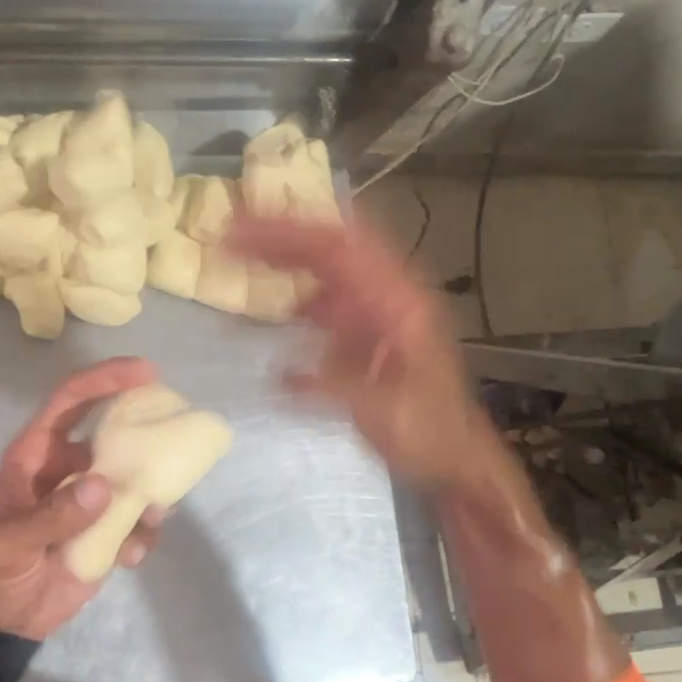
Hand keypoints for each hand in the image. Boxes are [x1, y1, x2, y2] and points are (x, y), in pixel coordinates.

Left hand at [0, 358, 164, 640]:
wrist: (1, 622)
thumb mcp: (10, 544)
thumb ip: (53, 515)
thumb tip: (103, 486)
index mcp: (35, 456)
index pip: (70, 402)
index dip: (105, 381)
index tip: (146, 372)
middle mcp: (66, 469)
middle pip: (112, 434)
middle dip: (143, 434)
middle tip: (176, 435)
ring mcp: (88, 502)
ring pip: (132, 479)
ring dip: (149, 493)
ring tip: (153, 514)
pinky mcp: (105, 533)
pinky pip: (137, 522)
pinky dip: (142, 536)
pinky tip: (129, 558)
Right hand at [229, 215, 490, 486]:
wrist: (454, 458)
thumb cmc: (430, 432)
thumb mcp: (385, 410)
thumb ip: (336, 386)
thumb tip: (282, 374)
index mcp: (398, 301)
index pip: (343, 248)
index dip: (294, 231)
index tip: (248, 223)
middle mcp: (384, 297)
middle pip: (330, 249)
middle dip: (279, 235)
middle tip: (227, 232)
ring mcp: (371, 315)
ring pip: (323, 273)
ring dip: (282, 260)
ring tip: (235, 255)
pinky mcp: (359, 338)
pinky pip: (320, 305)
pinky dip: (289, 298)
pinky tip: (260, 306)